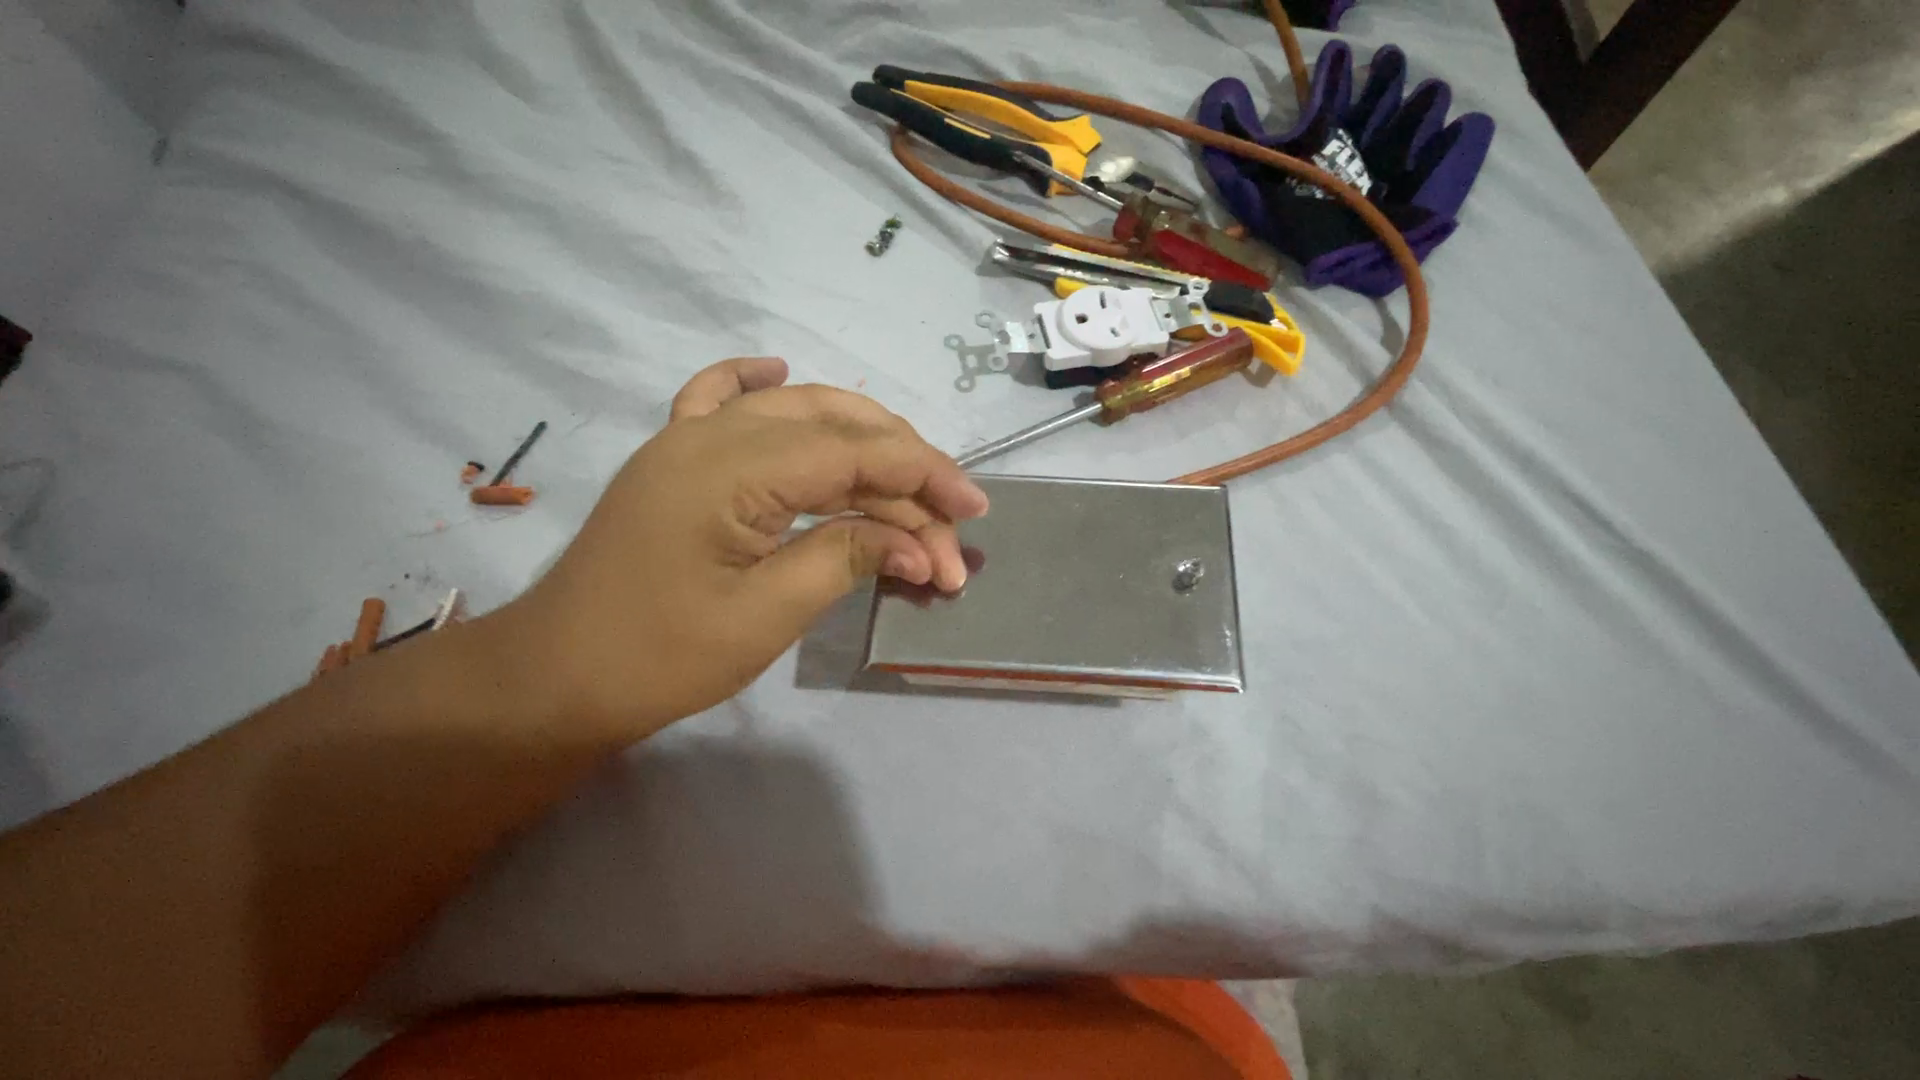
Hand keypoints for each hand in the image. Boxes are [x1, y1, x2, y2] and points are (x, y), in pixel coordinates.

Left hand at [501, 357, 987, 738]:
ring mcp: (684, 440)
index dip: (923, 476)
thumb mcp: (766, 615)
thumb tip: (918, 542)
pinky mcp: (670, 459)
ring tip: (907, 482)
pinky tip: (777, 371)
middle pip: (834, 428)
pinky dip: (753, 384)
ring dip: (857, 444)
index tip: (973, 511)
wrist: (557, 676)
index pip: (854, 452)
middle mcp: (711, 435)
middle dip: (903, 469)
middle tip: (949, 520)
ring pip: (792, 413)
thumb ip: (846, 558)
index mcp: (733, 470)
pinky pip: (714, 400)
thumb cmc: (660, 657)